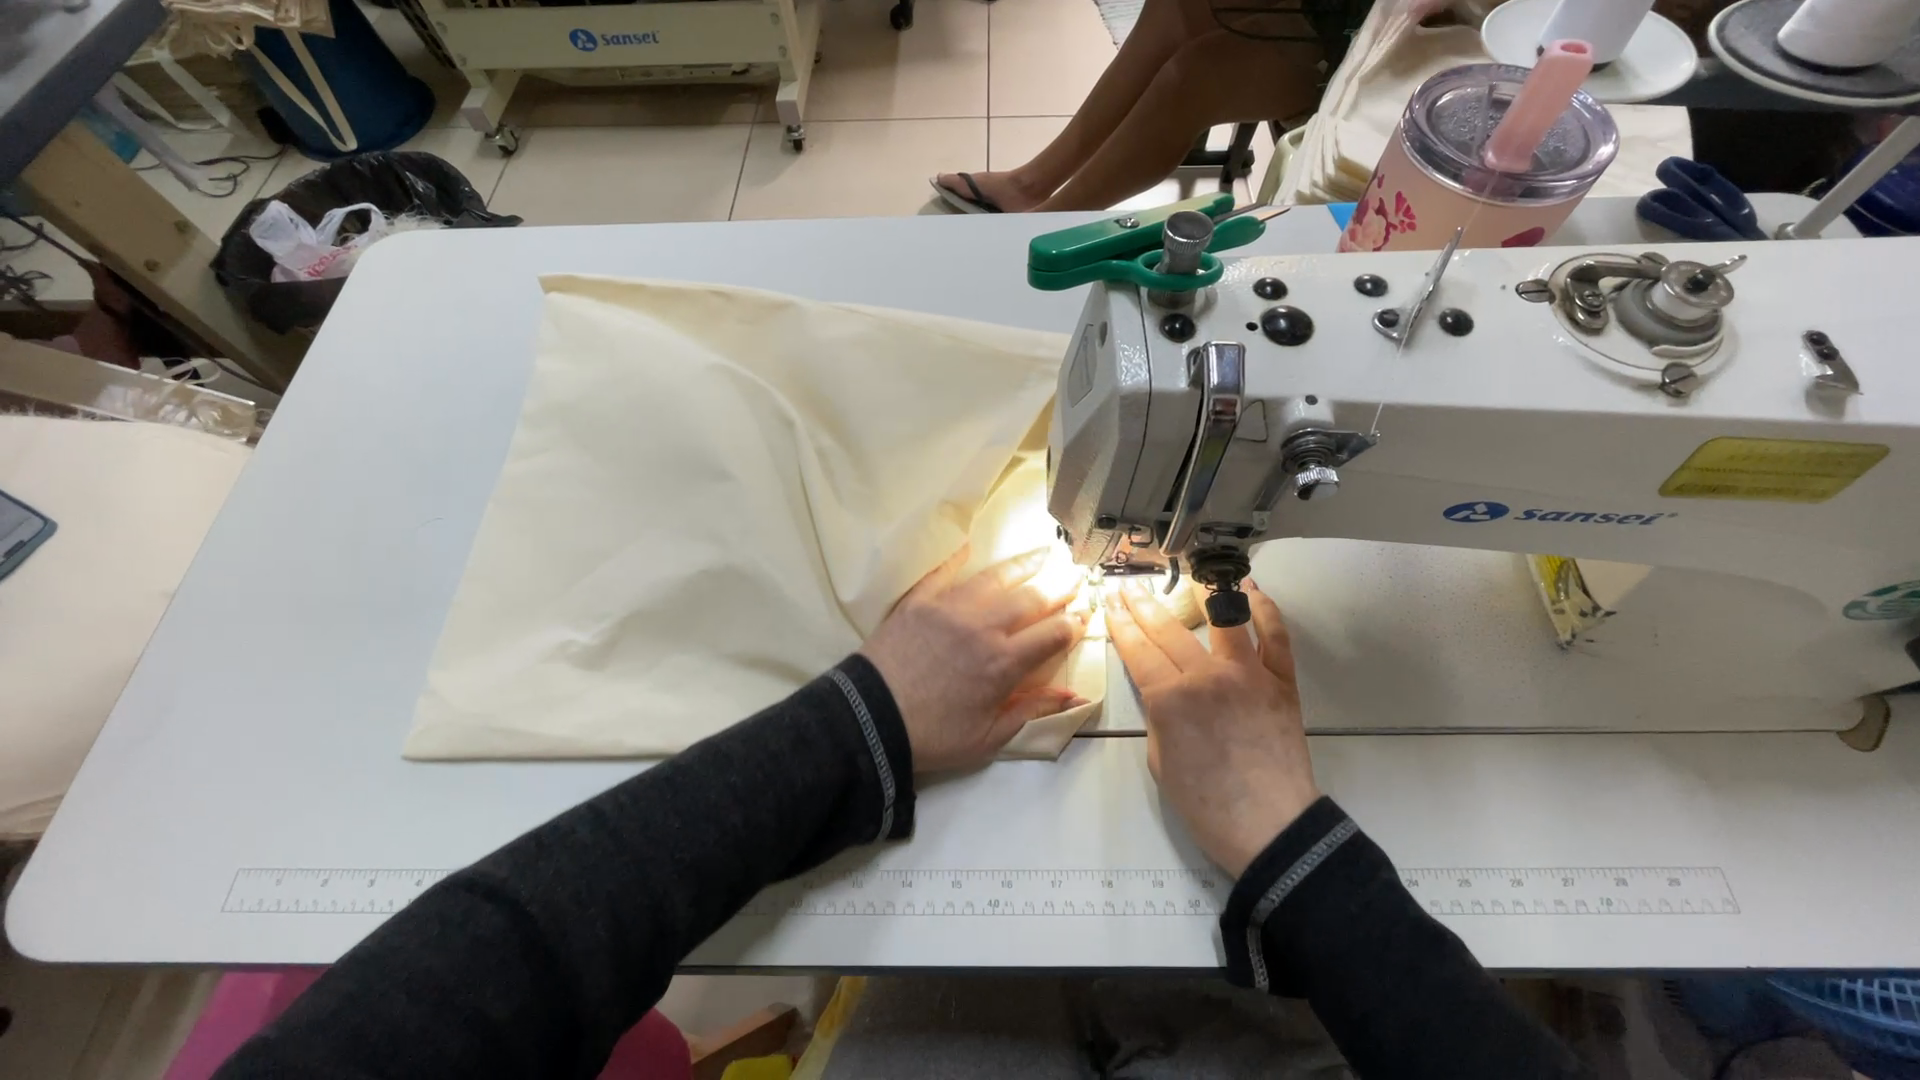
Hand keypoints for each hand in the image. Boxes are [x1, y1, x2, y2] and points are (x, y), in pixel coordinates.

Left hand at [862, 546, 1088, 771]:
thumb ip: (1032, 711)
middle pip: (1031, 598)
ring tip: (1043, 553)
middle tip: (1076, 573)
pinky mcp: (919, 601)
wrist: (869, 720)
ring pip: (995, 578)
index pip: (1052, 634)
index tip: (1086, 613)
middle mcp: (983, 627)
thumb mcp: (988, 738)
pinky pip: (944, 572)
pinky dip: (958, 557)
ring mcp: (950, 609)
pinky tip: (971, 544)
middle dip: (1059, 586)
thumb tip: (1074, 695)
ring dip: (1024, 565)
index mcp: (1004, 663)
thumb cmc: (932, 736)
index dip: (1074, 623)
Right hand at [1107, 581, 1318, 876]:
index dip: (1120, 623)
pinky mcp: (1282, 682)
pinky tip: (1253, 591)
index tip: (1109, 601)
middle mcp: (1207, 677)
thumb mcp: (1159, 760)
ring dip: (1205, 592)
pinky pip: (1276, 638)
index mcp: (1170, 699)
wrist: (1270, 827)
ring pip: (1225, 619)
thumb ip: (1159, 716)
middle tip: (1130, 586)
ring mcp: (1249, 675)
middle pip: (1168, 630)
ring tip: (1193, 575)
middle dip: (1143, 604)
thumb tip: (1162, 689)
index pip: (1138, 650)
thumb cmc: (1206, 804)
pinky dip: (1266, 611)